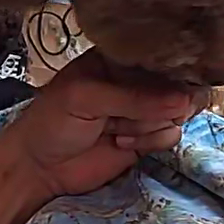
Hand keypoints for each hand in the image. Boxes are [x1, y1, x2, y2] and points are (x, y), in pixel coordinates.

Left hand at [0, 51, 197, 203]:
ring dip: (149, 124)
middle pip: (177, 84)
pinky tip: (121, 142)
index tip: (167, 85)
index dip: (170, 70)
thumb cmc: (52, 121)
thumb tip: (184, 101)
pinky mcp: (149, 137)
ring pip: (178, 111)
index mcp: (121, 59)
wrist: (39, 168)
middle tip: (131, 113)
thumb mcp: (86, 98)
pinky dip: (151, 141)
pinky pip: (172, 134)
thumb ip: (134, 98)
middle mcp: (137, 81)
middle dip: (159, 103)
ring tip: (115, 129)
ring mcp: (145, 110)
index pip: (161, 56)